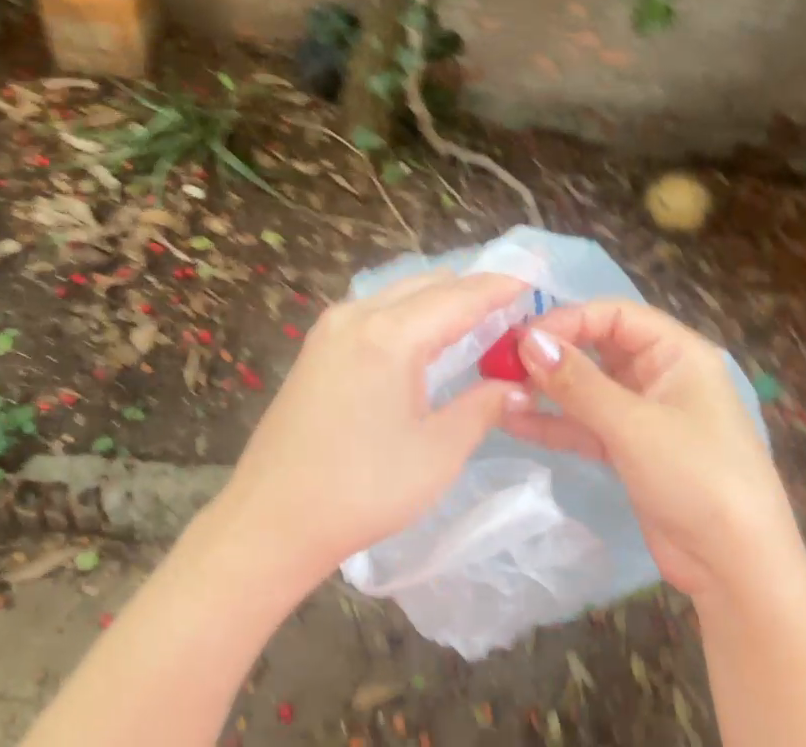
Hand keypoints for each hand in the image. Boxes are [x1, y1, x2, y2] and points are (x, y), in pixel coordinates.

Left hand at [219, 270, 532, 578]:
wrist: (270, 523)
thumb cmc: (361, 490)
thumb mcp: (438, 452)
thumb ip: (483, 406)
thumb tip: (516, 384)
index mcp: (390, 334)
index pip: (460, 296)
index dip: (501, 287)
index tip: (535, 281)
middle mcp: (357, 316)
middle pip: (429, 285)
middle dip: (472, 291)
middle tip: (512, 312)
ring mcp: (330, 330)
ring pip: (399, 295)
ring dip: (440, 302)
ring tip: (477, 324)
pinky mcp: (316, 349)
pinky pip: (375, 312)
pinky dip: (410, 315)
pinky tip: (427, 342)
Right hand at [505, 302, 799, 596]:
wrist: (736, 564)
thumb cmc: (696, 476)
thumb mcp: (634, 425)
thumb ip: (578, 382)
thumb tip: (528, 341)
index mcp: (678, 353)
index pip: (615, 315)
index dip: (568, 320)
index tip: (521, 339)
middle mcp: (663, 375)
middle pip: (599, 349)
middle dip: (553, 355)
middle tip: (501, 365)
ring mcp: (647, 415)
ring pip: (589, 390)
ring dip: (548, 391)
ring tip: (498, 393)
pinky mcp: (633, 452)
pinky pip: (588, 426)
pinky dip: (556, 424)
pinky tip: (514, 422)